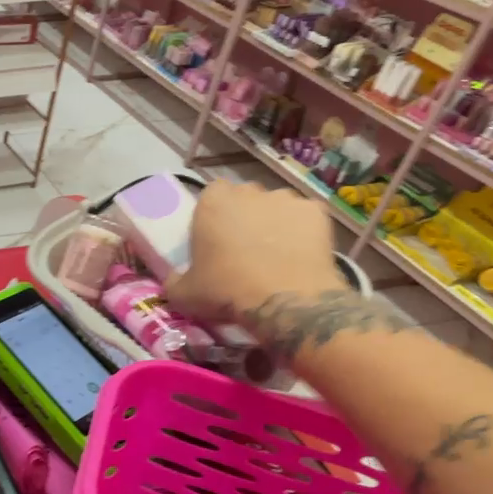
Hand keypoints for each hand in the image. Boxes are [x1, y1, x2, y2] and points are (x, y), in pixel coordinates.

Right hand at [164, 181, 345, 317]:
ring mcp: (286, 199)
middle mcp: (250, 191)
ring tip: (275, 253)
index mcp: (213, 202)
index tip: (215, 236)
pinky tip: (300, 254)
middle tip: (244, 247)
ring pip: (276, 205)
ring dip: (273, 222)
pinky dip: (302, 231)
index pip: (211, 194)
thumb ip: (175, 279)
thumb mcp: (184, 294)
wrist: (285, 302)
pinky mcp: (317, 211)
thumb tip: (176, 279)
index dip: (214, 214)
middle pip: (245, 197)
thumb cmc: (226, 291)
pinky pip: (305, 217)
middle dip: (244, 215)